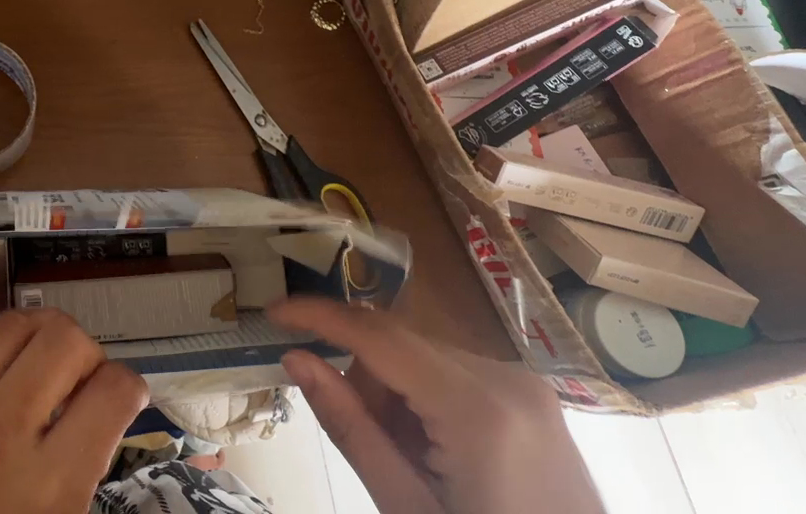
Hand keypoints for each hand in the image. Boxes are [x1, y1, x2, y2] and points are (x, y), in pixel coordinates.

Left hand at [0, 308, 148, 513]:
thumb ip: (88, 451)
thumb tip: (107, 388)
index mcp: (48, 483)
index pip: (113, 391)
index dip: (128, 386)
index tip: (120, 395)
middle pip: (64, 338)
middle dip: (84, 354)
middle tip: (76, 380)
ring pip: (13, 324)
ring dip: (34, 345)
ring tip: (31, 373)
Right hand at [270, 297, 603, 513]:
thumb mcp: (408, 510)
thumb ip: (351, 428)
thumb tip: (295, 358)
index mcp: (478, 409)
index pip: (378, 334)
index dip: (319, 316)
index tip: (272, 312)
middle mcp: (507, 377)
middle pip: (400, 345)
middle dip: (366, 381)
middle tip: (370, 446)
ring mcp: (526, 383)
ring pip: (422, 356)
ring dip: (396, 393)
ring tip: (415, 462)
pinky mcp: (533, 395)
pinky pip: (453, 372)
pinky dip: (426, 400)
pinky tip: (440, 454)